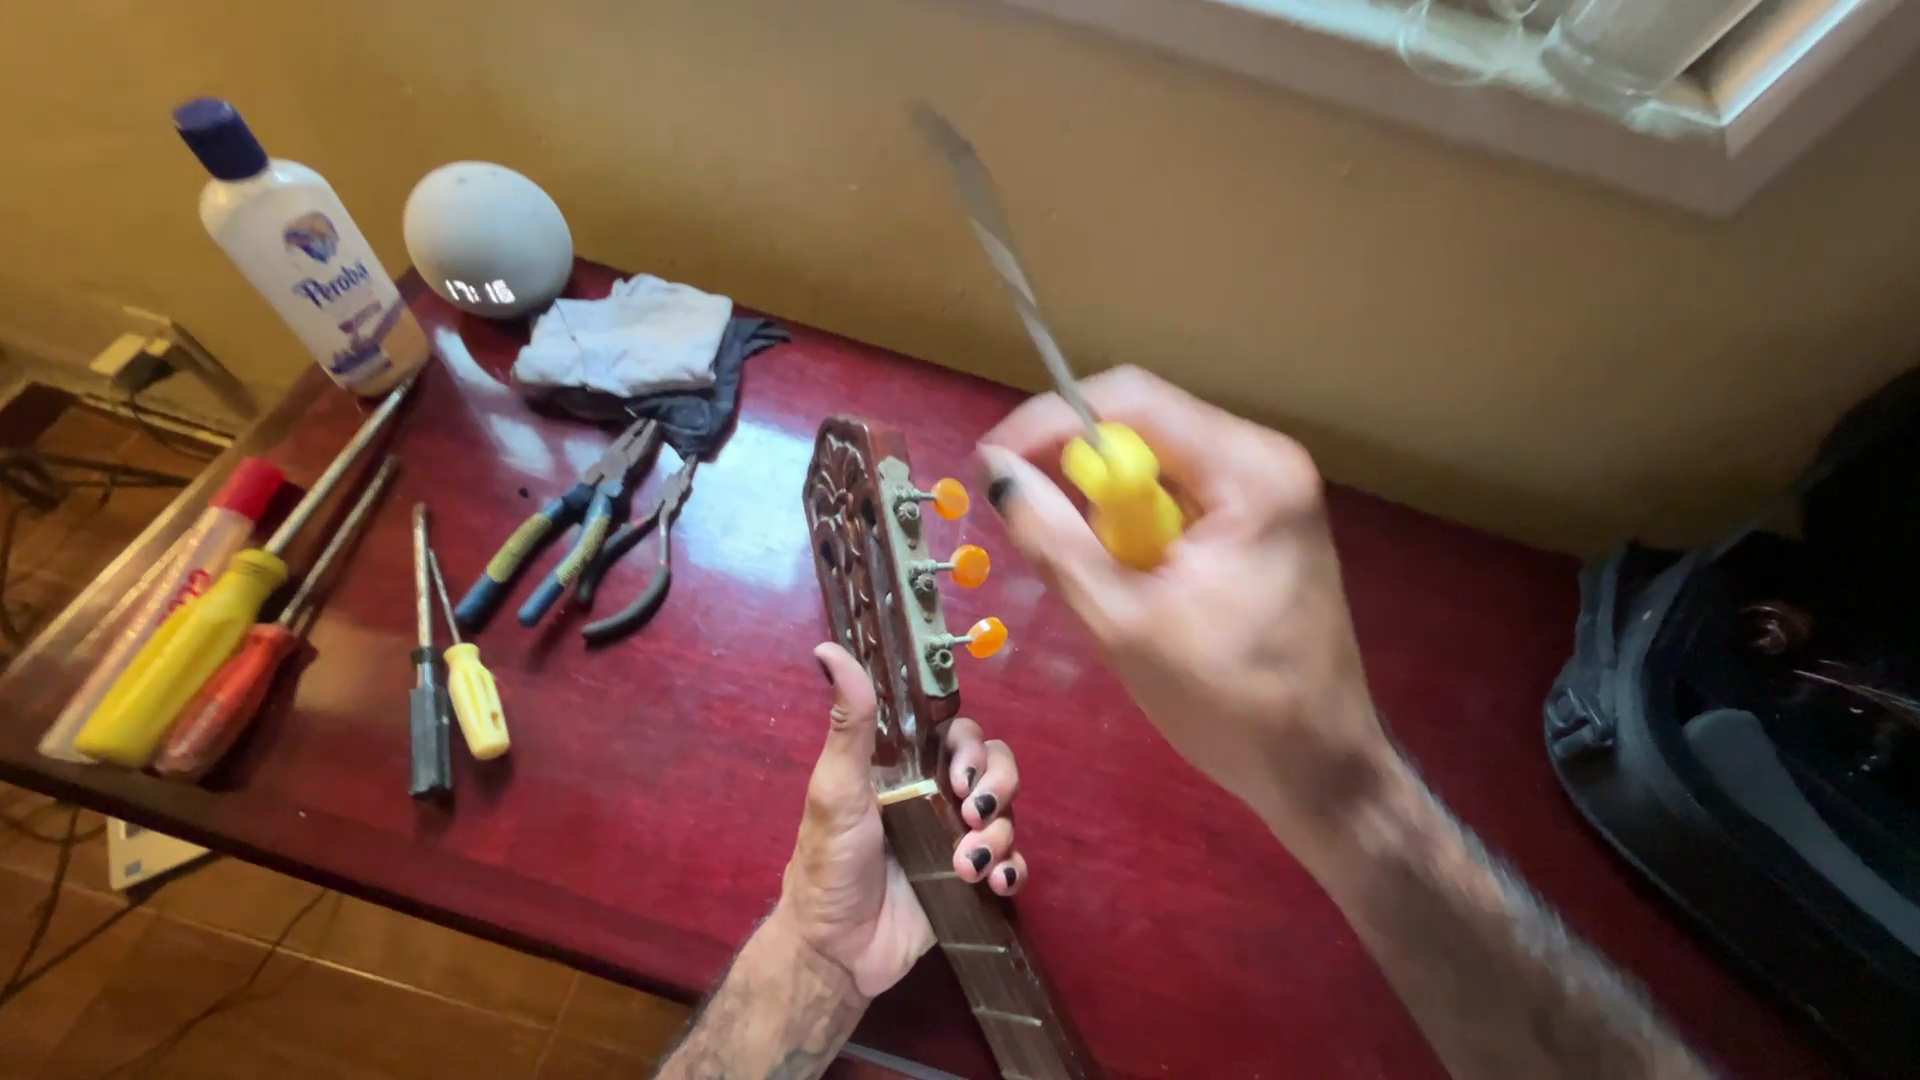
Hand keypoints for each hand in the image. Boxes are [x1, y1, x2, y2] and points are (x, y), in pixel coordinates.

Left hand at [776, 643, 1028, 999]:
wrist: (836, 949)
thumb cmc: (830, 859)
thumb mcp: (837, 787)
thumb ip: (848, 722)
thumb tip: (827, 650)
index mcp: (909, 768)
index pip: (960, 735)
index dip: (971, 749)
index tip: (957, 775)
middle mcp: (938, 796)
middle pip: (996, 768)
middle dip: (997, 787)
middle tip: (971, 814)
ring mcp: (958, 838)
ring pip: (1008, 814)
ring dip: (999, 835)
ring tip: (967, 866)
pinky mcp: (972, 881)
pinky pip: (1013, 863)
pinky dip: (1014, 869)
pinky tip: (995, 884)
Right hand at [977, 367, 1390, 855]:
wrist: (1319, 767)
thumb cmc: (1227, 703)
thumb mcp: (1121, 622)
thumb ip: (1053, 539)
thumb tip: (995, 472)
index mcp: (1248, 472)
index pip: (1131, 401)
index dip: (1049, 423)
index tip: (992, 464)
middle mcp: (1264, 459)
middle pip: (1144, 425)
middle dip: (1076, 469)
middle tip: (1027, 516)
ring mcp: (1268, 487)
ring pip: (1155, 461)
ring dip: (1105, 504)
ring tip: (1087, 565)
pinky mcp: (1260, 517)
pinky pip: (1177, 493)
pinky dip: (1135, 523)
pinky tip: (1127, 572)